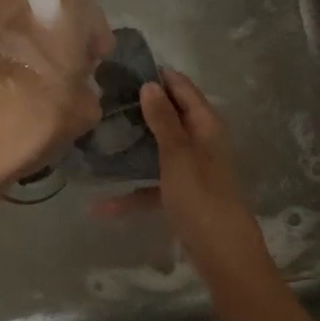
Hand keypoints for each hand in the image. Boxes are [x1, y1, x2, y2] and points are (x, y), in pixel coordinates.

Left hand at [0, 0, 113, 220]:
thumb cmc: (29, 122)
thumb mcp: (80, 116)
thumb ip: (89, 95)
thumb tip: (81, 90)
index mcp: (55, 7)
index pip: (86, 9)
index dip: (94, 36)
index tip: (97, 62)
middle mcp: (17, 2)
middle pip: (49, 11)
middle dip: (63, 37)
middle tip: (72, 72)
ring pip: (21, 27)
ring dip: (34, 49)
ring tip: (42, 87)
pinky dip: (9, 62)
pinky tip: (13, 95)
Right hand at [99, 69, 273, 282]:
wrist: (222, 253)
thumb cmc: (200, 197)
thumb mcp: (178, 154)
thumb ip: (163, 120)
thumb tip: (150, 84)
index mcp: (206, 125)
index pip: (183, 88)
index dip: (158, 76)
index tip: (123, 67)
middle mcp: (200, 142)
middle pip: (168, 117)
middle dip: (138, 109)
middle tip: (102, 99)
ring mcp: (191, 170)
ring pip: (157, 150)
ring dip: (131, 148)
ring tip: (97, 137)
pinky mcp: (181, 196)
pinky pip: (151, 187)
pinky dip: (131, 193)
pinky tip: (100, 205)